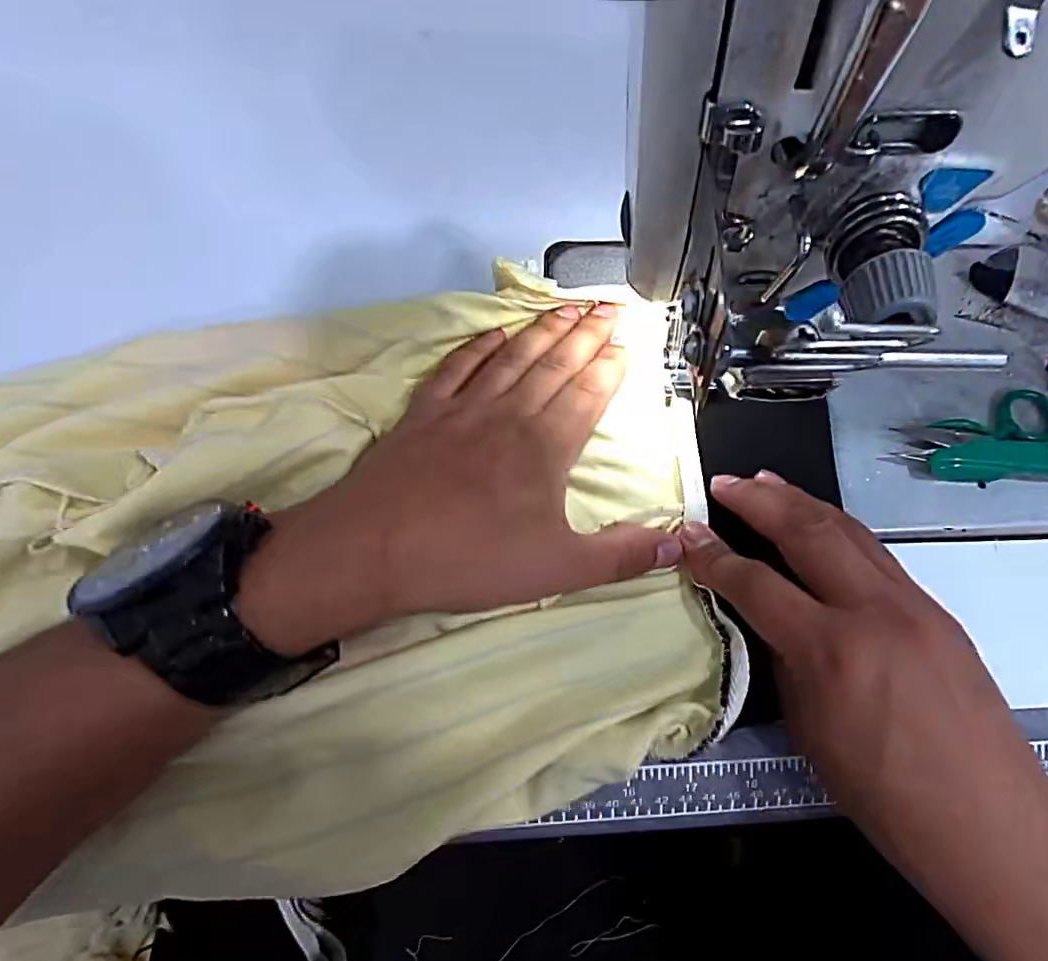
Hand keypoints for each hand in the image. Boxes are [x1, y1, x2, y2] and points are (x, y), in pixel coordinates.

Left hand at [239, 303, 682, 653]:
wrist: (371, 551)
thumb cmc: (470, 560)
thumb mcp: (559, 568)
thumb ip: (621, 556)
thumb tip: (677, 543)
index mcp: (546, 448)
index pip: (588, 393)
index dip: (610, 366)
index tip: (625, 341)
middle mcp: (509, 416)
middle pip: (555, 363)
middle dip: (586, 333)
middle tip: (607, 306)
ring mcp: (462, 410)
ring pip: (512, 357)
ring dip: (542, 330)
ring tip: (566, 307)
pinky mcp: (423, 415)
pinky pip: (457, 367)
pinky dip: (479, 346)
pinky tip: (494, 333)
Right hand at [678, 472, 1047, 843]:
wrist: (986, 819)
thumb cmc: (885, 796)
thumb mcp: (811, 730)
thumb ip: (788, 662)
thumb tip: (772, 622)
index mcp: (832, 651)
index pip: (758, 584)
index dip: (715, 558)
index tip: (689, 537)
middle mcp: (875, 612)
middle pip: (808, 531)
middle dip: (761, 500)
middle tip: (726, 482)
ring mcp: (914, 605)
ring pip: (850, 532)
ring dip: (803, 503)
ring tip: (768, 484)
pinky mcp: (937, 611)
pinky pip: (878, 557)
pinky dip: (841, 533)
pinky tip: (822, 530)